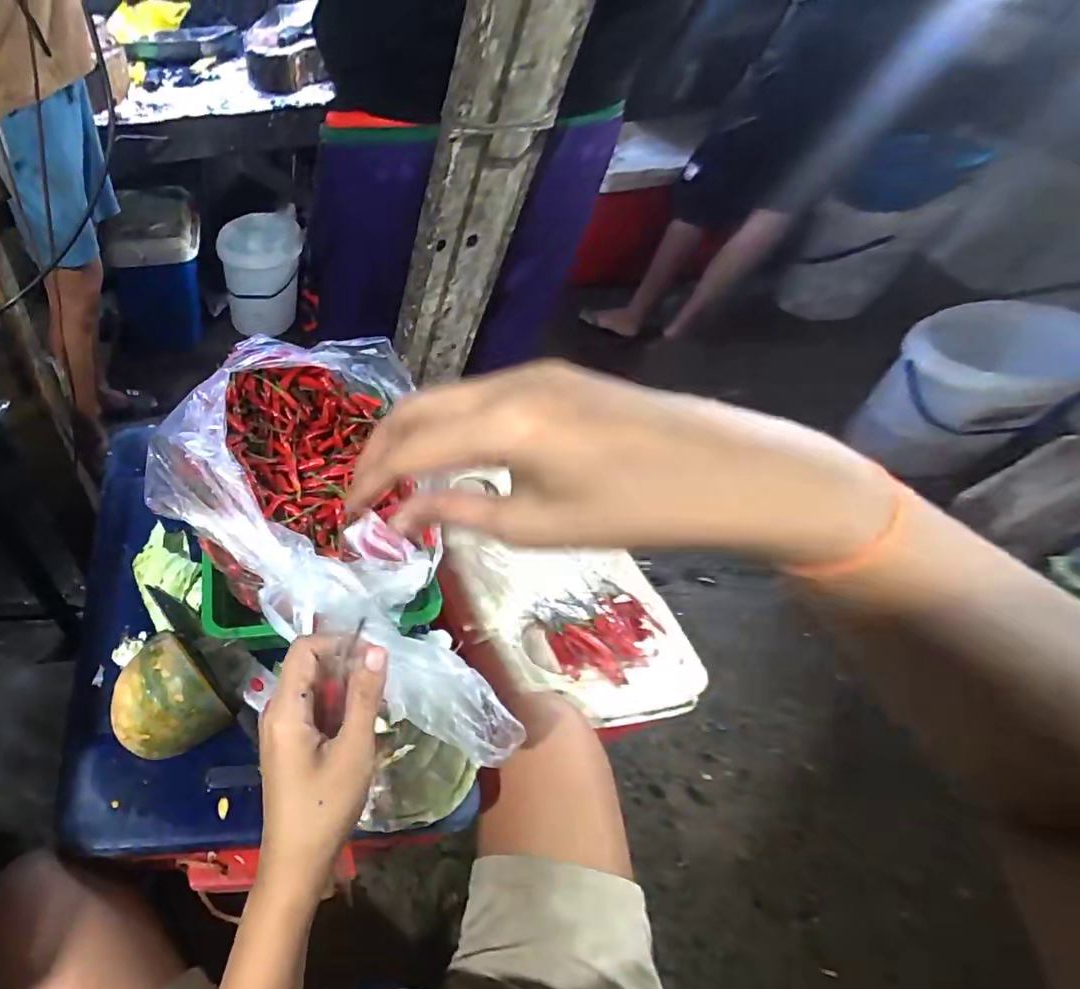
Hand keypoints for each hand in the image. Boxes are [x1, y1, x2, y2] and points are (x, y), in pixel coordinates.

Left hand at [257, 635, 386, 893]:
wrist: (297, 862)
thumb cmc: (326, 806)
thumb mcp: (353, 750)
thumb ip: (364, 697)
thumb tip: (377, 650)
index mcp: (284, 707)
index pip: (304, 648)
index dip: (338, 643)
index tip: (374, 658)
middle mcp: (276, 711)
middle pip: (308, 668)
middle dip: (345, 668)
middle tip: (381, 689)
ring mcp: (280, 729)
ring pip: (313, 691)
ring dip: (344, 692)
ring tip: (375, 712)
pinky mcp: (288, 745)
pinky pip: (312, 712)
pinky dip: (336, 712)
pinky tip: (359, 731)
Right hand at [347, 361, 896, 566]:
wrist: (732, 470)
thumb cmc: (636, 510)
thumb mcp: (538, 525)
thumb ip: (457, 513)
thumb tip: (398, 518)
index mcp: (505, 423)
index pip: (409, 446)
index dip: (369, 480)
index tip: (347, 512)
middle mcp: (508, 383)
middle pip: (414, 407)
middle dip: (377, 449)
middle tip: (360, 491)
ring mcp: (531, 372)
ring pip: (442, 396)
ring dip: (408, 434)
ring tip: (392, 477)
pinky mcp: (549, 375)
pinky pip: (474, 395)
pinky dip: (443, 424)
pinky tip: (443, 455)